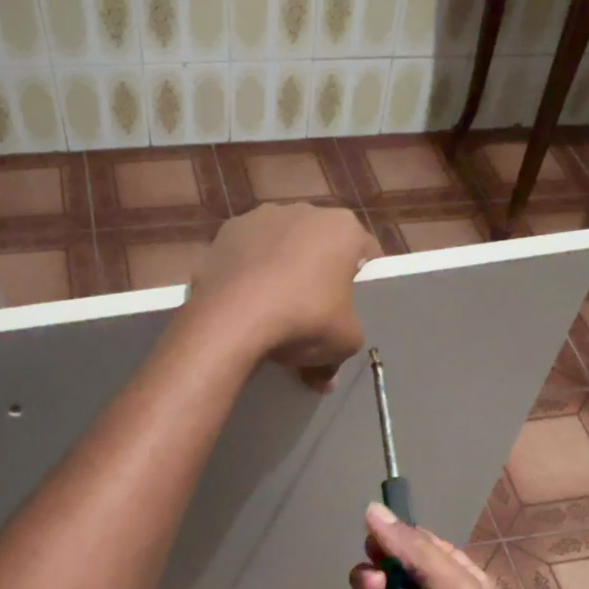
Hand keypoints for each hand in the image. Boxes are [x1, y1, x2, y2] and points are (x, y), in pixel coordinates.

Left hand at [187, 203, 382, 389]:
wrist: (233, 319)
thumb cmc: (304, 321)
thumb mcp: (342, 344)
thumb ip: (341, 354)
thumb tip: (324, 377)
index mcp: (342, 228)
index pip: (365, 253)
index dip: (363, 282)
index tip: (355, 307)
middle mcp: (303, 211)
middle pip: (319, 246)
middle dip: (318, 274)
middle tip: (314, 312)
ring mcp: (258, 216)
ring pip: (279, 246)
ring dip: (280, 270)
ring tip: (272, 310)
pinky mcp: (224, 233)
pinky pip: (245, 256)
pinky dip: (247, 274)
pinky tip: (243, 305)